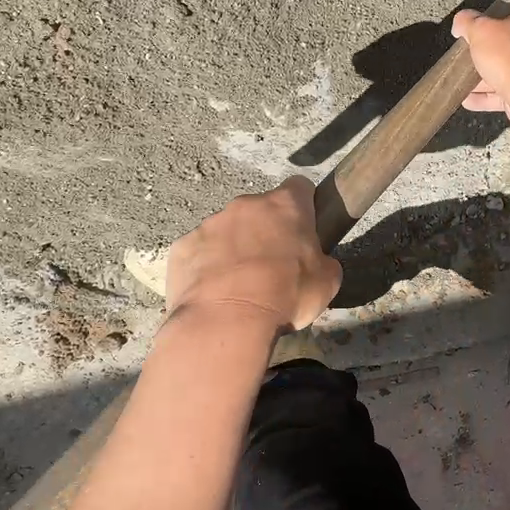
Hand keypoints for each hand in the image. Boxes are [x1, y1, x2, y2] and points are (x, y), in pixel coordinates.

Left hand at [163, 177, 341, 333]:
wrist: (226, 322)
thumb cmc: (285, 295)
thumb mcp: (327, 281)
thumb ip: (323, 260)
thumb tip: (316, 263)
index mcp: (286, 205)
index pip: (300, 187)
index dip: (304, 206)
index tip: (304, 229)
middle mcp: (246, 205)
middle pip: (260, 209)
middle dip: (266, 229)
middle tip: (273, 265)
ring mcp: (209, 223)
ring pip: (227, 229)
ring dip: (234, 247)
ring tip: (238, 285)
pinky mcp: (182, 246)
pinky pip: (198, 251)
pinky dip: (206, 266)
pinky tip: (212, 292)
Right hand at [452, 9, 509, 126]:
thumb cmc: (508, 55)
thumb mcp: (480, 29)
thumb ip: (467, 21)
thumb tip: (460, 22)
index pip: (508, 19)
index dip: (487, 25)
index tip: (471, 34)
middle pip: (504, 49)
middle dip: (482, 57)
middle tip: (464, 60)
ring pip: (503, 74)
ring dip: (481, 80)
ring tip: (461, 82)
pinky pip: (503, 94)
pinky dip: (485, 97)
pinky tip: (467, 99)